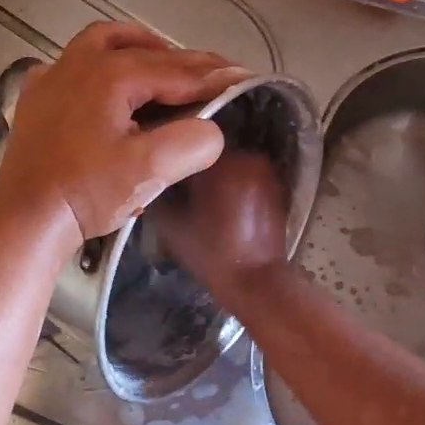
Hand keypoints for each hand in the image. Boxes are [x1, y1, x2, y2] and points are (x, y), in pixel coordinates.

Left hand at [0, 22, 249, 241]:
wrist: (26, 216)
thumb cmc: (87, 191)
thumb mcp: (149, 170)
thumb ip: (191, 142)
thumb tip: (210, 130)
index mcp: (112, 74)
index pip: (175, 71)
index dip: (213, 76)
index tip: (244, 77)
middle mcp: (80, 62)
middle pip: (143, 51)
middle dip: (183, 61)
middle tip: (214, 73)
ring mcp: (53, 77)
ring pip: (103, 42)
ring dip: (139, 47)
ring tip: (165, 61)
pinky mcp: (37, 98)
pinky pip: (73, 63)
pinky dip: (99, 62)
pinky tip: (107, 82)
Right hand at [148, 149, 289, 305]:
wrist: (257, 281)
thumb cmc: (210, 252)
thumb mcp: (171, 223)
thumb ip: (158, 192)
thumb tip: (149, 174)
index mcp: (219, 162)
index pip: (186, 143)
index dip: (170, 155)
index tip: (160, 169)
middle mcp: (246, 157)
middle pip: (208, 150)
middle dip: (193, 163)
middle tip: (177, 182)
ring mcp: (264, 170)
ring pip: (227, 161)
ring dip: (213, 172)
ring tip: (198, 193)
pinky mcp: (275, 184)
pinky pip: (244, 173)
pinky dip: (231, 182)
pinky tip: (219, 201)